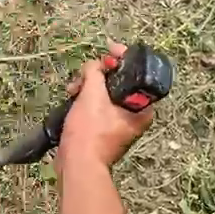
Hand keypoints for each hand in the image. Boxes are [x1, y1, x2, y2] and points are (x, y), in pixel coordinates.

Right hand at [57, 40, 156, 171]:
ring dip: (87, 85)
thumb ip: (95, 73)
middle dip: (97, 74)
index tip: (108, 49)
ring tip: (72, 89)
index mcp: (142, 108)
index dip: (121, 57)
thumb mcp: (92, 96)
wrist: (78, 163)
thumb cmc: (90, 132)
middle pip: (117, 81)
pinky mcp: (104, 126)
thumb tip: (94, 65)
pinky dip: (85, 97)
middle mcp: (135, 114)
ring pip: (105, 91)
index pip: (137, 73)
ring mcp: (119, 121)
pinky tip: (72, 97)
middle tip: (83, 75)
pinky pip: (97, 103)